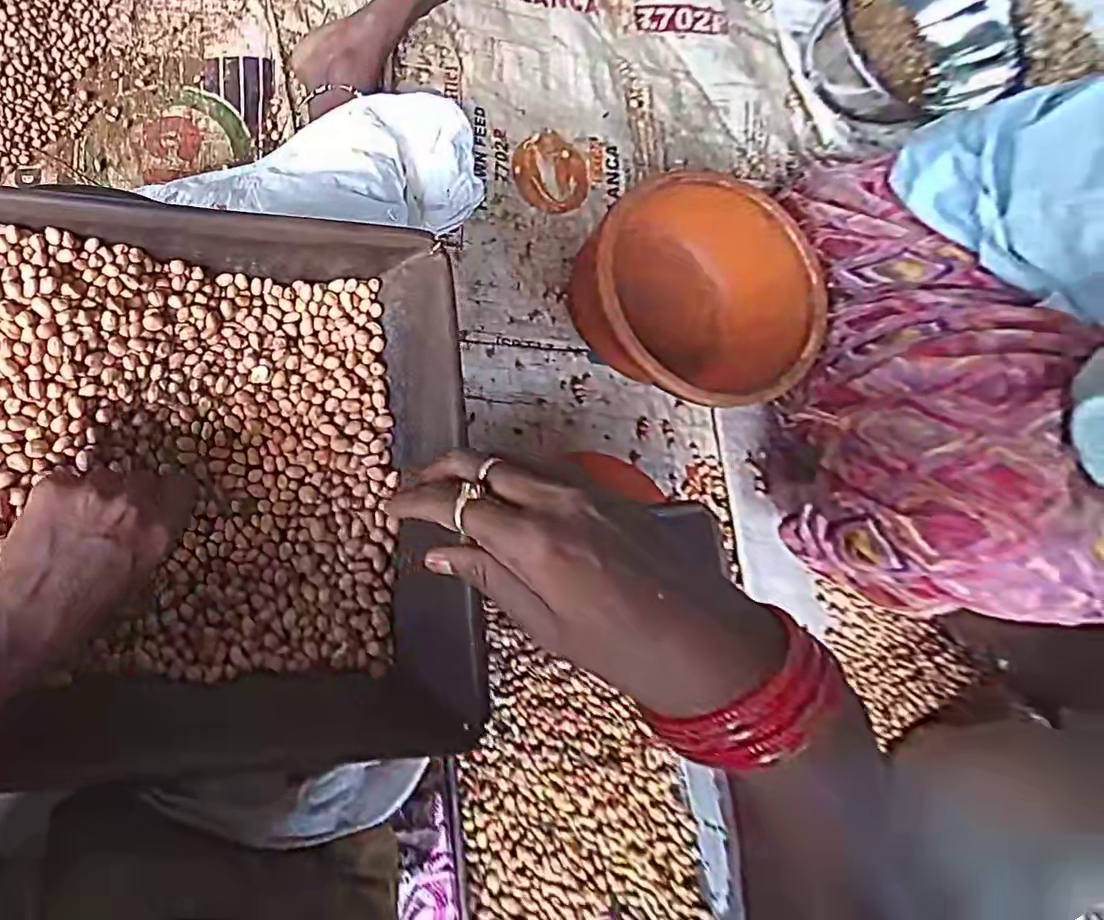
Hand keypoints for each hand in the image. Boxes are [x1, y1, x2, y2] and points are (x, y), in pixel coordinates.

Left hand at [0, 467, 194, 710]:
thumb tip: (148, 526)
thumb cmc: (80, 618)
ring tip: (76, 525)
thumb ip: (147, 545)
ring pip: (103, 476)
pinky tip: (50, 524)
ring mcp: (90, 489)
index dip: (170, 495)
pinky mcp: (54, 484)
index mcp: (157, 532)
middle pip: (142, 478)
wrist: (24, 619)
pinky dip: (61, 497)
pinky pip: (67, 480)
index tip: (161, 500)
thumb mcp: (134, 587)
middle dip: (130, 495)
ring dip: (95, 494)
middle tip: (111, 520)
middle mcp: (130, 503)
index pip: (181, 487)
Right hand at [387, 451, 784, 716]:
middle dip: (434, 469)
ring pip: (506, 456)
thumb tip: (436, 552)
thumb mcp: (543, 624)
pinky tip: (496, 485)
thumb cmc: (623, 651)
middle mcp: (554, 503)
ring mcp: (583, 491)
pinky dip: (505, 466)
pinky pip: (539, 464)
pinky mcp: (604, 492)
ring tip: (444, 481)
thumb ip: (485, 575)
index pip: (454, 503)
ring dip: (468, 464)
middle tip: (410, 484)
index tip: (391, 506)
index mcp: (533, 542)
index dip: (414, 501)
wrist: (716, 651)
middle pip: (476, 463)